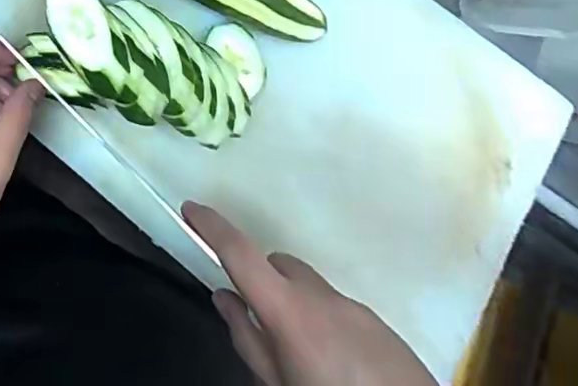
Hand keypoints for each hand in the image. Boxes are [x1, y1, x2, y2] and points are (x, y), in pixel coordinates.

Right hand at [184, 201, 435, 385]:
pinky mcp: (386, 329)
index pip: (239, 252)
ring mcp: (358, 309)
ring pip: (312, 289)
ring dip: (299, 305)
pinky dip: (330, 324)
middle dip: (264, 281)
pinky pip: (343, 311)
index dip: (211, 226)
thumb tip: (226, 298)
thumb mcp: (277, 385)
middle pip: (279, 265)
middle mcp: (321, 296)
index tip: (190, 209)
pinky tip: (340, 366)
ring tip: (306, 354)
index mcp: (288, 310)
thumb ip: (248, 340)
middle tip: (261, 320)